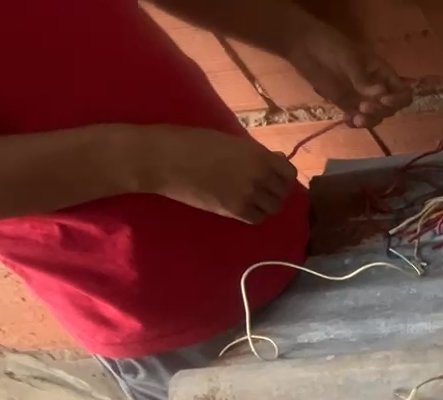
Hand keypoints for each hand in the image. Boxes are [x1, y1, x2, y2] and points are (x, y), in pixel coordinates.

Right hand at [125, 125, 296, 223]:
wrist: (153, 158)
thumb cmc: (184, 141)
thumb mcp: (223, 139)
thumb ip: (252, 151)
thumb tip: (277, 158)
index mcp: (257, 155)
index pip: (289, 172)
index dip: (283, 174)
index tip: (273, 175)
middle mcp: (259, 176)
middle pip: (283, 192)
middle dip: (274, 189)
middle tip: (259, 187)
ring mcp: (248, 194)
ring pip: (273, 207)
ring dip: (265, 203)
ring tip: (249, 196)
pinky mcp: (235, 210)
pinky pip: (257, 218)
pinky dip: (253, 214)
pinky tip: (241, 205)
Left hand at [287, 25, 409, 128]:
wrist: (301, 44)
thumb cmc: (330, 45)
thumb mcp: (349, 59)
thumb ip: (363, 79)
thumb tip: (380, 94)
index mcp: (384, 76)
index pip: (403, 94)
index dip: (398, 100)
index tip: (383, 101)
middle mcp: (378, 90)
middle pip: (390, 109)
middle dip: (380, 111)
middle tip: (364, 108)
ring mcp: (363, 98)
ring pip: (376, 117)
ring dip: (369, 120)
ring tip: (355, 119)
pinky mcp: (348, 105)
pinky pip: (358, 119)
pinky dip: (355, 123)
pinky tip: (348, 121)